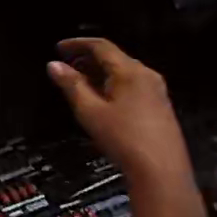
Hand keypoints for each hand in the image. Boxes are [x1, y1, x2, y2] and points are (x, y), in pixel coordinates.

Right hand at [47, 38, 194, 192]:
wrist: (162, 173)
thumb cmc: (124, 140)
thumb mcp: (90, 112)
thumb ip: (72, 85)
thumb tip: (54, 66)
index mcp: (130, 71)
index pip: (101, 46)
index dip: (77, 44)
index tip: (59, 48)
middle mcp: (146, 75)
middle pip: (114, 57)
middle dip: (88, 58)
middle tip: (67, 65)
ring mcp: (156, 91)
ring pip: (124, 72)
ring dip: (100, 72)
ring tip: (80, 82)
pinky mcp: (160, 107)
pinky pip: (133, 85)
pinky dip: (113, 84)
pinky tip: (103, 100)